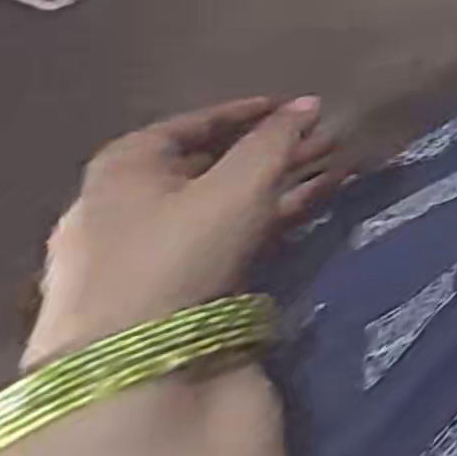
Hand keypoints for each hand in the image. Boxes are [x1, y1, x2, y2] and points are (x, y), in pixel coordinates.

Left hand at [25, 97, 347, 366]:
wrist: (140, 354)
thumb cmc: (182, 249)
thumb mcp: (240, 184)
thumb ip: (277, 139)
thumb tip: (309, 101)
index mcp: (122, 174)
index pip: (181, 127)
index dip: (237, 113)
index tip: (288, 106)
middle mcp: (126, 205)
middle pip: (208, 163)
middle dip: (272, 146)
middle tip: (324, 135)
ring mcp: (148, 246)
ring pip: (227, 197)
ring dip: (283, 178)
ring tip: (335, 164)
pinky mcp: (176, 277)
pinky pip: (232, 228)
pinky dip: (276, 210)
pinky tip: (320, 200)